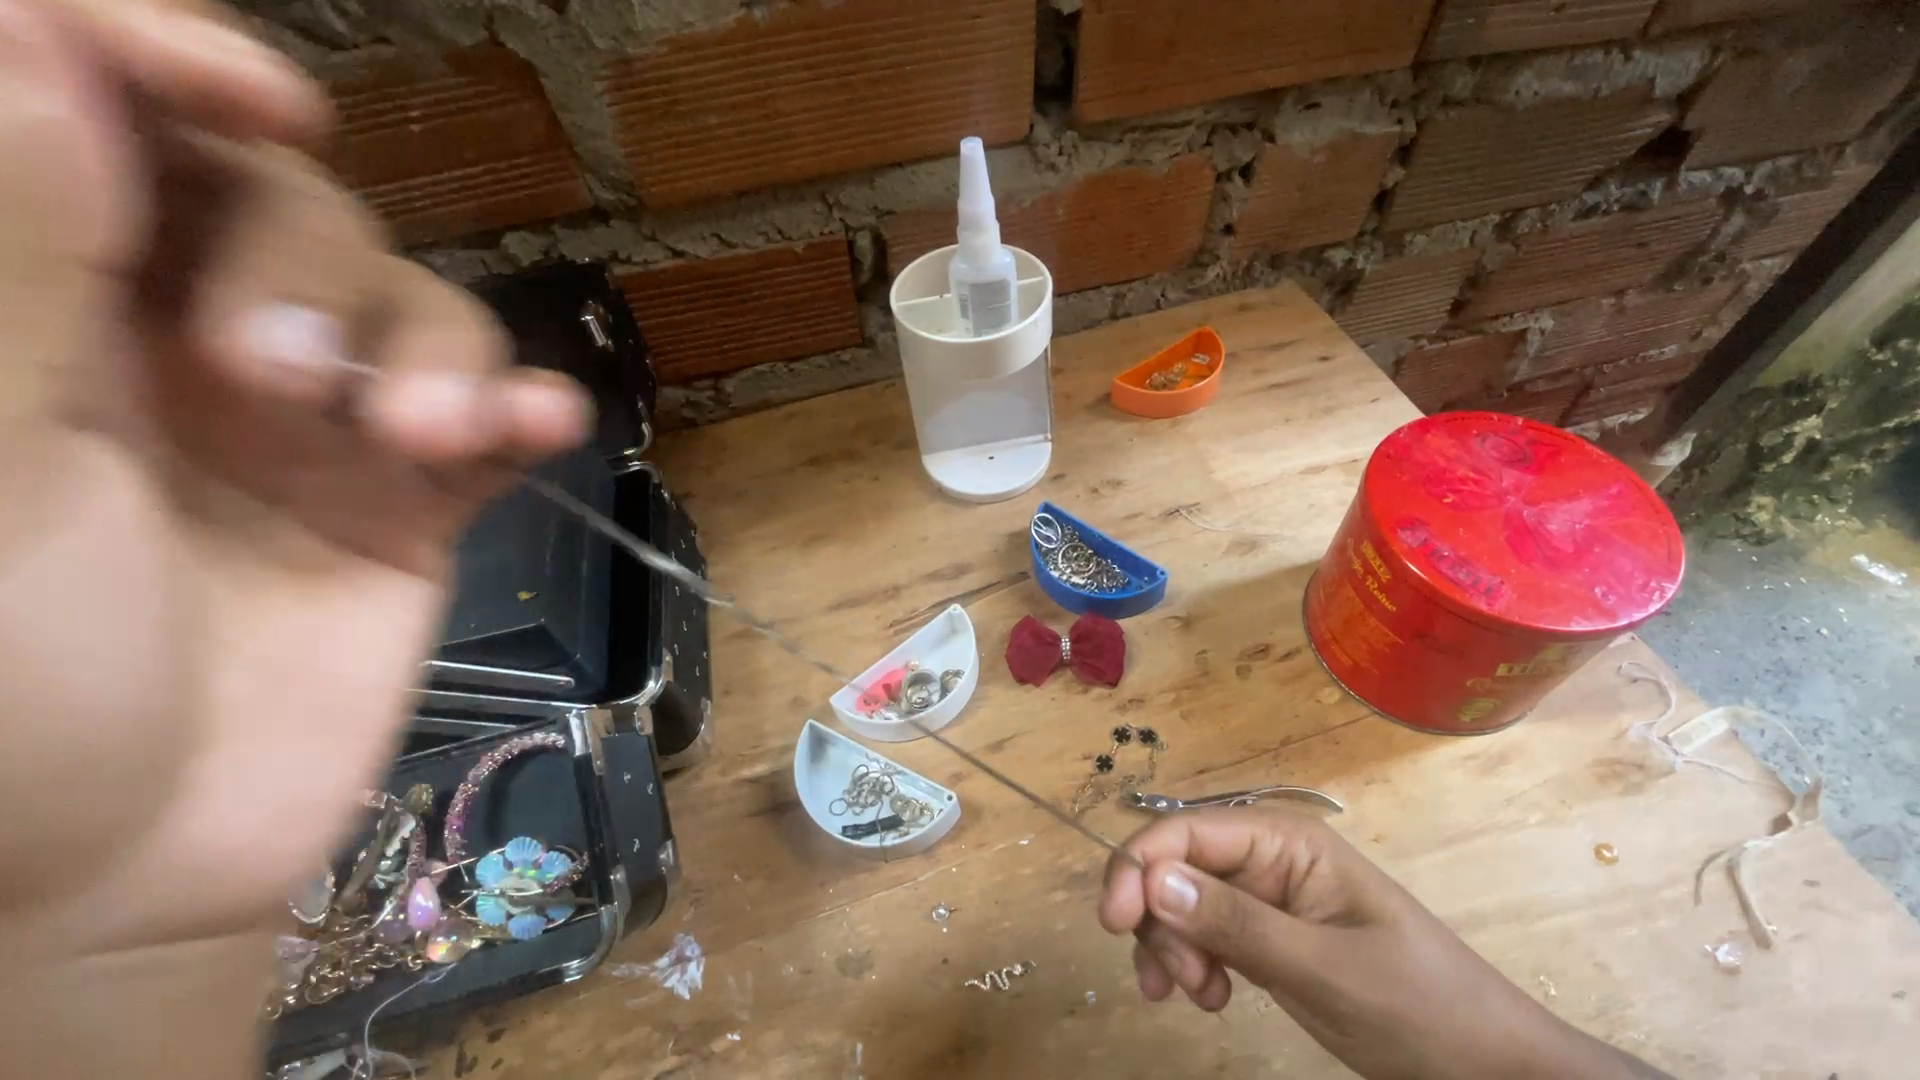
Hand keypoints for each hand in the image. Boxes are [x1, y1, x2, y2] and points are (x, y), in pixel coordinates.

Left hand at [0, 3, 586, 1074]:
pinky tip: (540, 426)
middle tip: (284, 379)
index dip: (171, 66)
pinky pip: (495, 419)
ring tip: (413, 438)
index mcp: (42, 303)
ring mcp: (320, 420)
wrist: (124, 866)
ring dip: (437, 354)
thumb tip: (45, 47)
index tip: (257, 98)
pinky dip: (525, 408)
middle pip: (297, 209)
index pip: (108, 114)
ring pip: (419, 310)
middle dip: (315, 270)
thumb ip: (13, 264)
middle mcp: (185, 337)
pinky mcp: (418, 495)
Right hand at [1099, 808, 1670, 1079]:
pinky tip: (1207, 999)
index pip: (1188, 831)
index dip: (1140, 865)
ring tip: (1198, 998)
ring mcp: (1265, 900)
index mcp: (1286, 842)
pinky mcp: (1265, 938)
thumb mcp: (1326, 969)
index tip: (1112, 923)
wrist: (1491, 1072)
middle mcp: (1268, 859)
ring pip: (1181, 903)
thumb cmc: (1421, 1009)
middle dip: (1159, 919)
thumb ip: (1236, 923)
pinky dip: (1189, 964)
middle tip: (1174, 984)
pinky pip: (1202, 935)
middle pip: (1176, 866)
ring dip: (1172, 947)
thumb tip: (1150, 880)